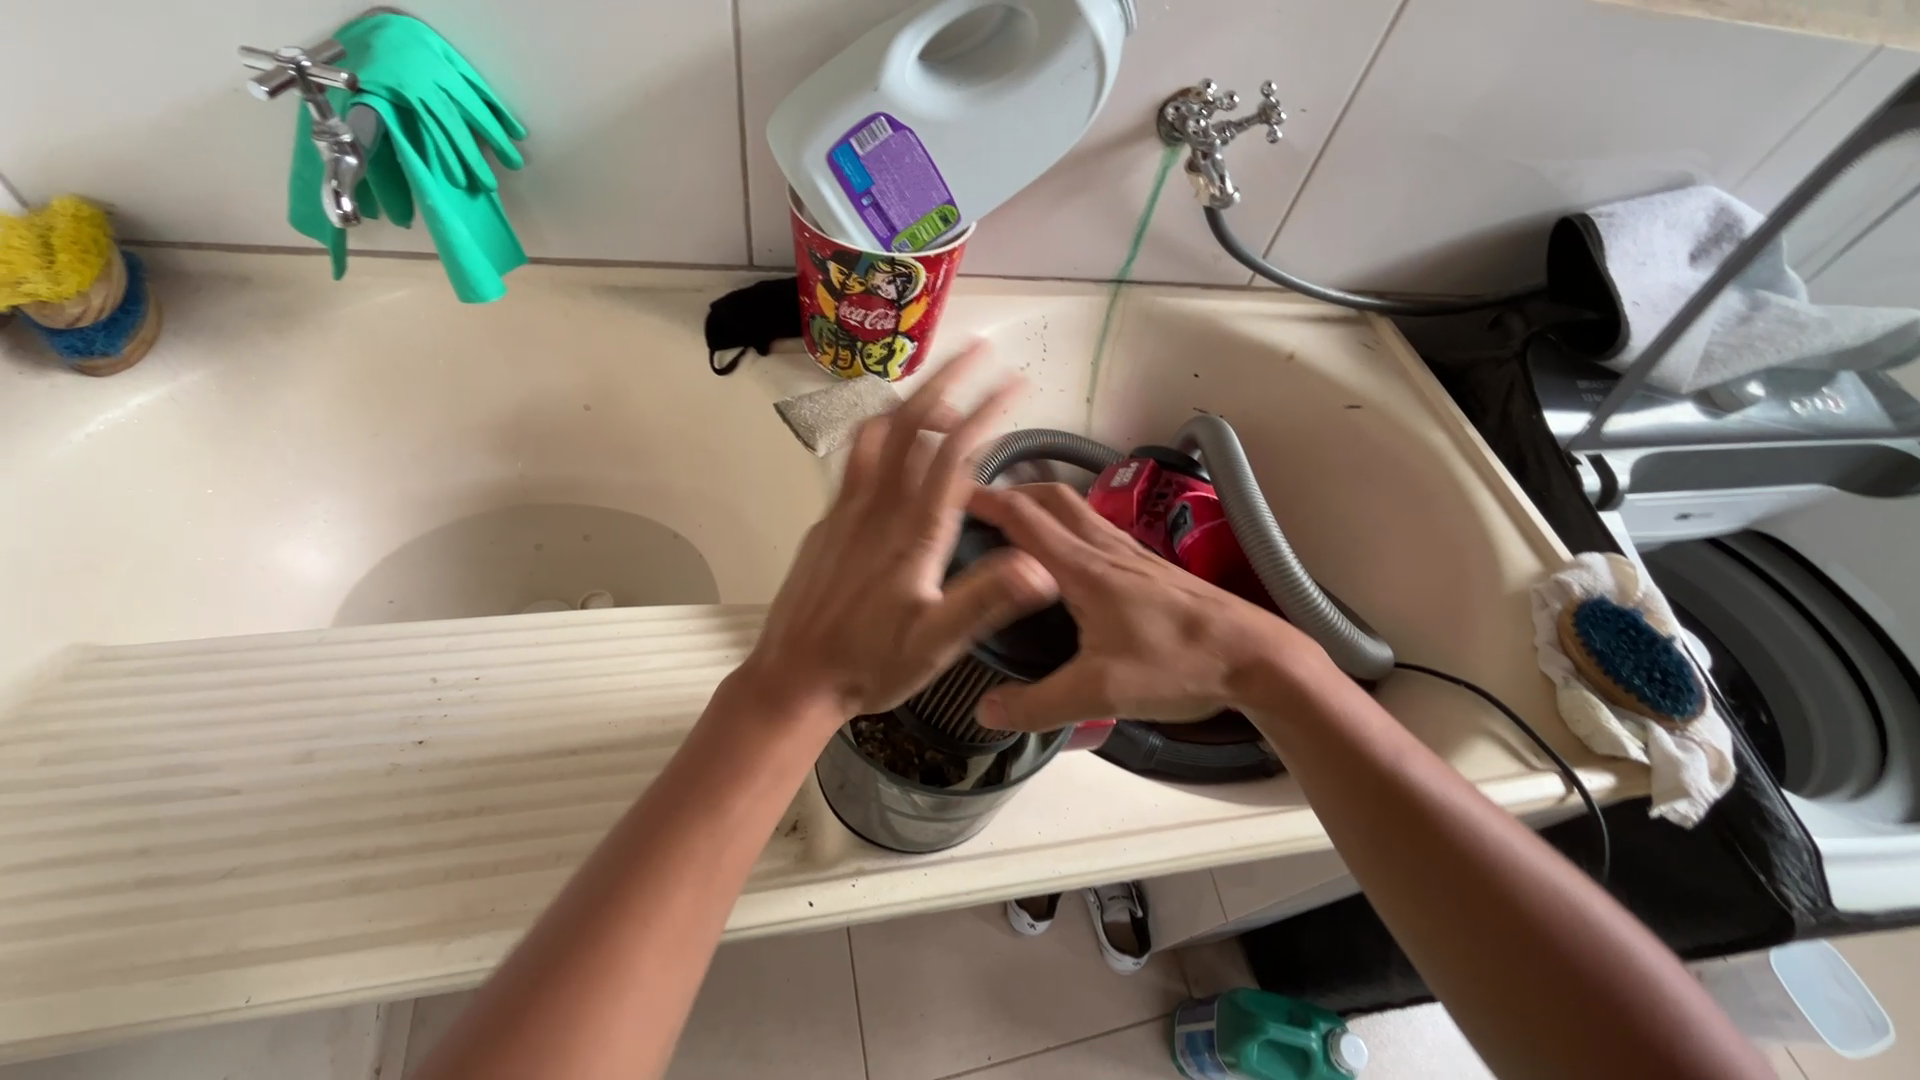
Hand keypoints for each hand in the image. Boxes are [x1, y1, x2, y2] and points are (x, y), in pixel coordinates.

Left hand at [737, 347, 1059, 727]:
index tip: (1015, 382)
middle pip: (911, 423)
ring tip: (937, 387)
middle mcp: (876, 507)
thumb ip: (986, 598)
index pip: (954, 454)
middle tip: (978, 350)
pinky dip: (881, 435)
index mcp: (913, 531)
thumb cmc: (868, 664)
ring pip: (875, 434)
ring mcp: (845, 511)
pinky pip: (855, 461)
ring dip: (909, 402)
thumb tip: (1041, 564)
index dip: (987, 412)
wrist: (793, 678)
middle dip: (948, 379)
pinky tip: (889, 449)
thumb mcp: (936, 641)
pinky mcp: (826, 524)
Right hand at [967, 483, 1334, 731]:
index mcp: (1085, 568)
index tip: (948, 494)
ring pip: (1079, 510)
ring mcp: (1135, 555)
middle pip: (1052, 498)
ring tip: (1016, 524)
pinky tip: (1073, 556)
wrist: (1257, 658)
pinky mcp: (1154, 569)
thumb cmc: (1178, 665)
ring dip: (1042, 505)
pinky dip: (1071, 526)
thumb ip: (1037, 705)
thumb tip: (984, 711)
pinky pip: (1100, 530)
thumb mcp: (1100, 693)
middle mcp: (1107, 549)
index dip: (983, 501)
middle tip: (978, 505)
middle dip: (1011, 490)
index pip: (1023, 519)